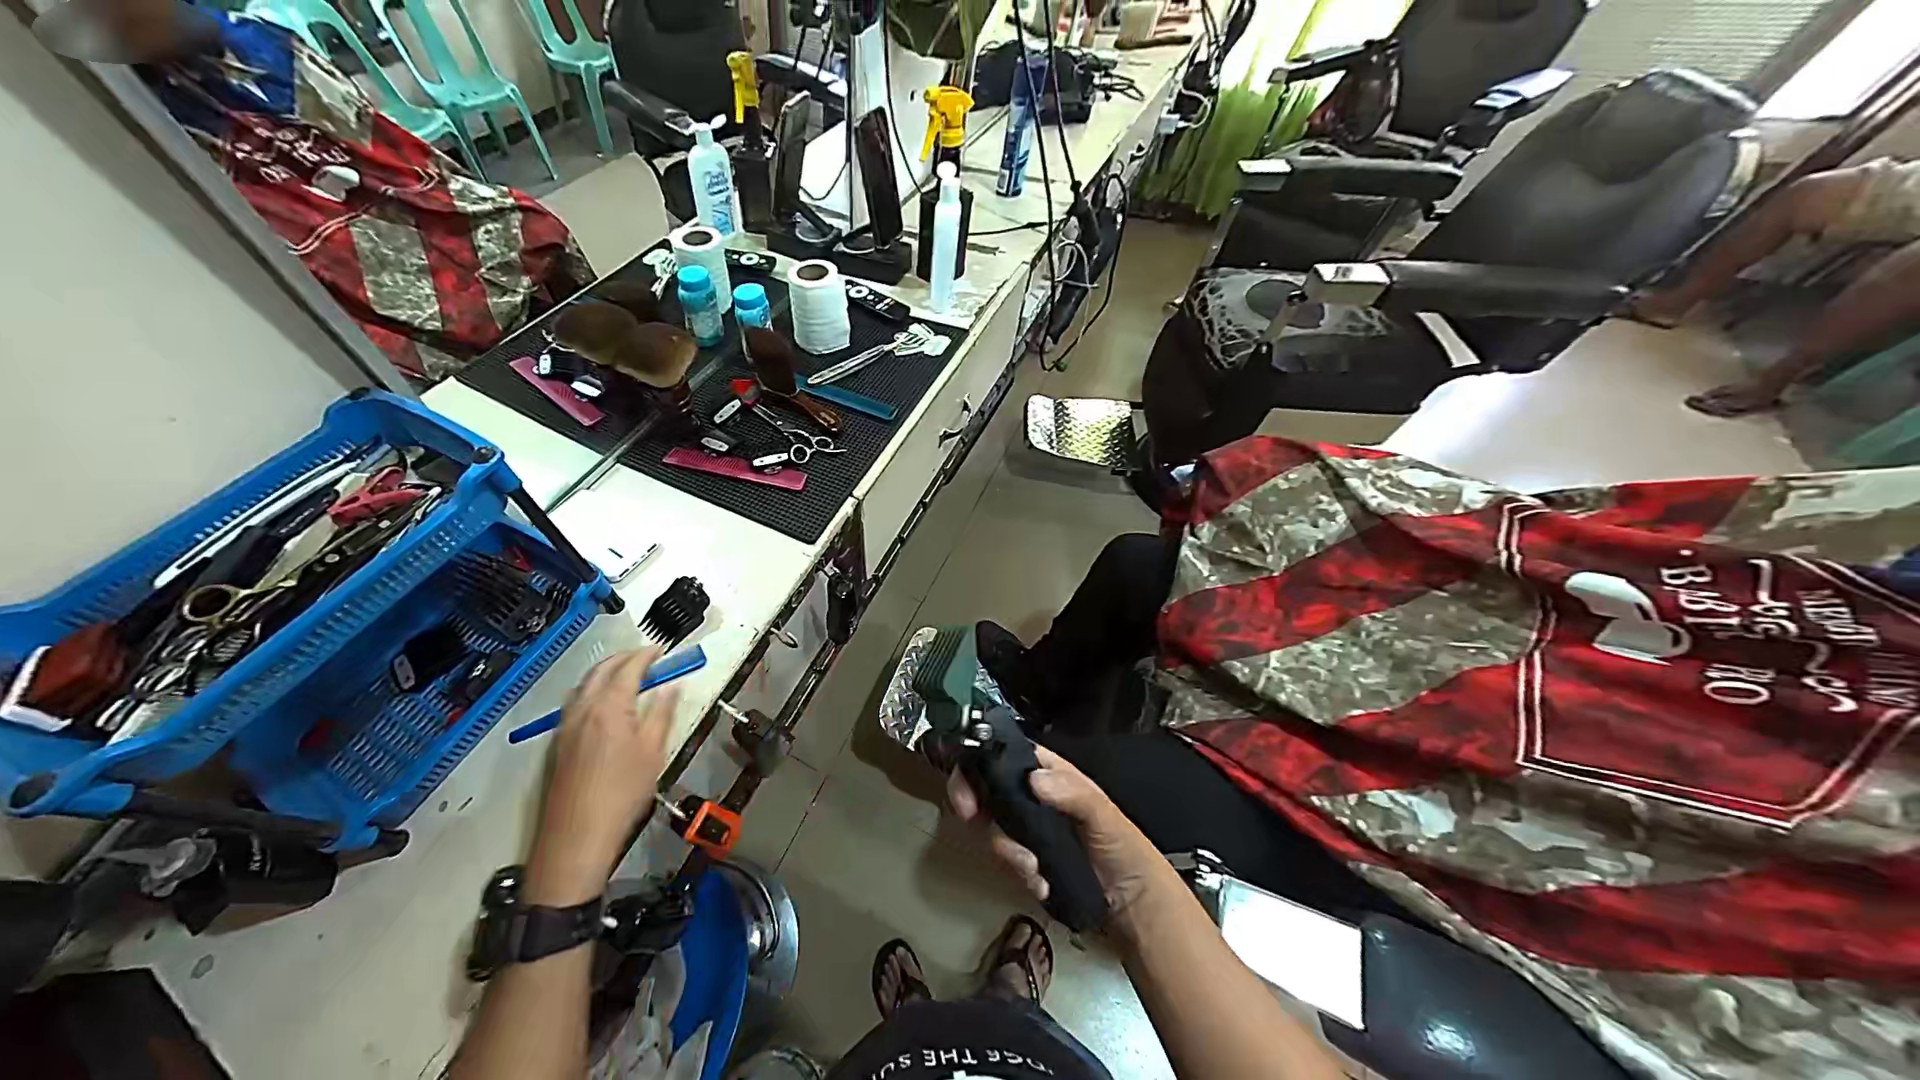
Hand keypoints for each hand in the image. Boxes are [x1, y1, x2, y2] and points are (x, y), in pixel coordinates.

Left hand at [527, 648, 678, 904]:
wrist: (577, 836)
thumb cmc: (621, 794)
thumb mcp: (654, 751)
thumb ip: (663, 712)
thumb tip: (672, 687)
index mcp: (608, 707)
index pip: (628, 668)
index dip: (646, 656)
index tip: (661, 652)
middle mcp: (582, 710)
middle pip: (601, 670)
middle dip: (625, 659)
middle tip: (647, 659)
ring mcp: (565, 727)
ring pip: (584, 685)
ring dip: (606, 673)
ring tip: (628, 677)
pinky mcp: (559, 743)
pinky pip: (575, 703)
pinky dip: (593, 690)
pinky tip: (605, 705)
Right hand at [946, 745, 1180, 934]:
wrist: (1134, 905)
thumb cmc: (1125, 848)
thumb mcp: (1104, 814)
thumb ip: (1072, 793)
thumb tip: (1034, 779)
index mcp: (1052, 775)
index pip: (1008, 755)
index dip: (982, 762)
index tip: (968, 781)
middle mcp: (1035, 799)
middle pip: (988, 789)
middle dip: (975, 803)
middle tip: (971, 817)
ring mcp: (1029, 831)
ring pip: (994, 829)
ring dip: (1008, 850)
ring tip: (1034, 866)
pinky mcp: (1027, 862)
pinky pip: (1007, 862)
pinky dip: (1020, 873)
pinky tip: (1041, 882)